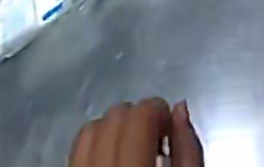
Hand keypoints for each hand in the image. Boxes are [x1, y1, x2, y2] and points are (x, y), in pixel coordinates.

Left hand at [70, 99, 200, 166]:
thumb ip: (188, 148)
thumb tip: (180, 107)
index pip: (138, 116)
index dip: (158, 110)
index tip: (169, 126)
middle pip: (114, 116)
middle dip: (138, 117)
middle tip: (155, 137)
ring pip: (90, 129)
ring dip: (114, 127)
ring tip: (133, 145)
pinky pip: (75, 150)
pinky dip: (96, 144)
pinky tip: (114, 157)